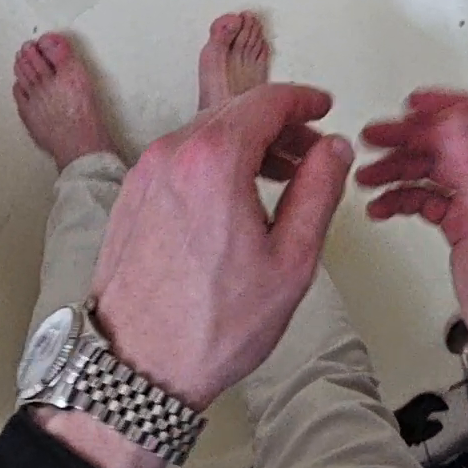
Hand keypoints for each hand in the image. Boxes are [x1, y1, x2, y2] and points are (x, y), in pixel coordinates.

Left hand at [90, 83, 354, 412]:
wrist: (135, 367)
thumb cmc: (210, 325)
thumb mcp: (291, 260)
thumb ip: (319, 190)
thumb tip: (333, 149)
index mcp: (214, 161)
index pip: (267, 100)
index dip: (303, 100)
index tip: (321, 107)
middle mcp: (173, 154)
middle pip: (237, 111)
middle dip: (281, 124)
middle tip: (311, 153)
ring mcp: (147, 172)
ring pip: (209, 132)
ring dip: (249, 143)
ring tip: (280, 179)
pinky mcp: (134, 193)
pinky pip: (184, 156)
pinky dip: (217, 160)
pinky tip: (237, 196)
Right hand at [357, 90, 467, 440]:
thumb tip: (452, 116)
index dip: (445, 107)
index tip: (411, 105)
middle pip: (451, 140)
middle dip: (411, 139)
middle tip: (376, 138)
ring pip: (435, 166)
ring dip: (400, 168)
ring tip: (370, 175)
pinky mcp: (466, 219)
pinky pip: (428, 196)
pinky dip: (404, 197)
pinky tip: (384, 205)